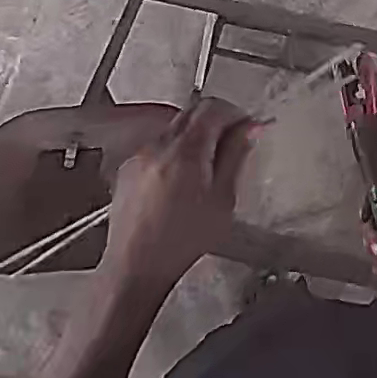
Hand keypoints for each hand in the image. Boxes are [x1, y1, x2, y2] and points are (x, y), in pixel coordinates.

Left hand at [102, 97, 257, 291]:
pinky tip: (182, 180)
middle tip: (233, 142)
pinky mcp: (128, 169)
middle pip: (193, 112)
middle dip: (216, 121)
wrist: (135, 269)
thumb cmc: (181, 242)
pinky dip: (175, 151)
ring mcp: (140, 156)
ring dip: (195, 136)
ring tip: (207, 167)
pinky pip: (158, 145)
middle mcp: (158, 146)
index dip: (235, 113)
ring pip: (175, 127)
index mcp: (185, 151)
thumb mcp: (223, 199)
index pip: (213, 108)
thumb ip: (236, 155)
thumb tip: (248, 128)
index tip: (247, 127)